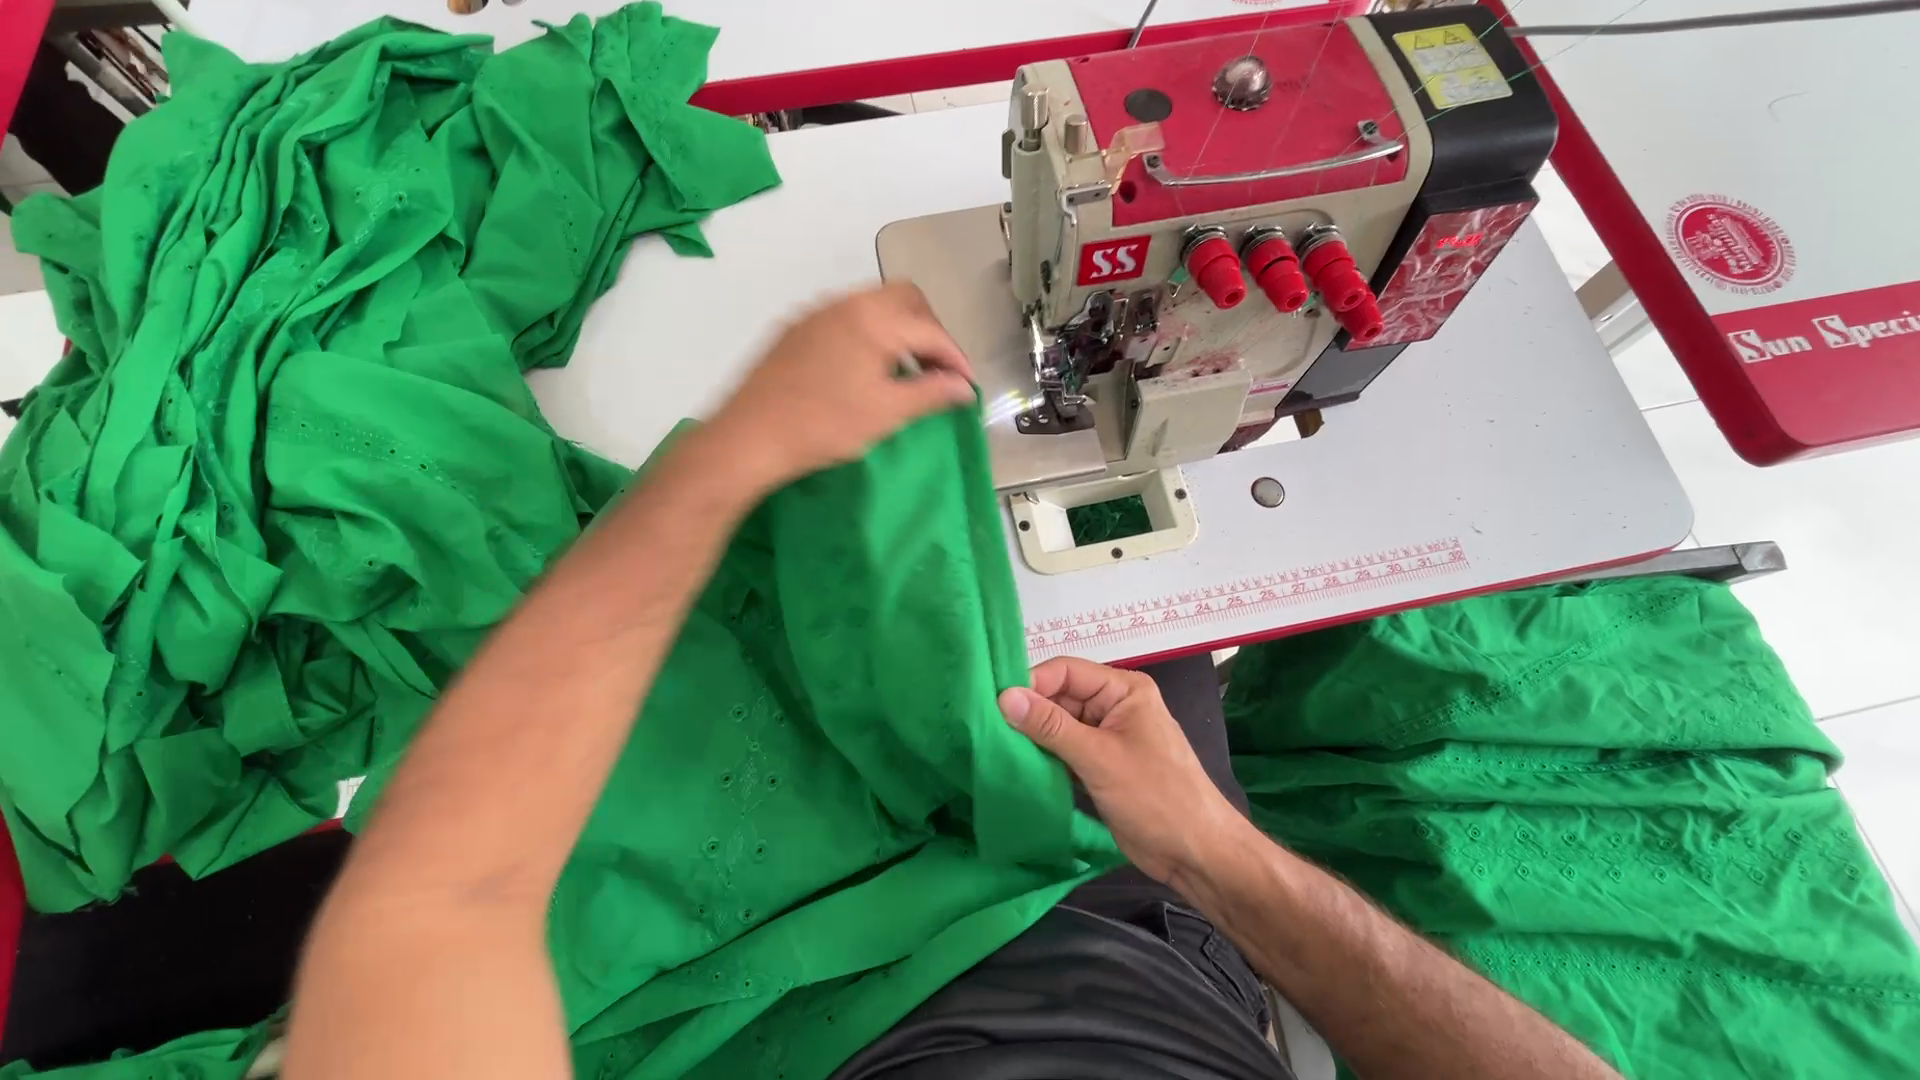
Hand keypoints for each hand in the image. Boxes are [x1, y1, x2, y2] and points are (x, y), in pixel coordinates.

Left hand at [710, 283, 976, 493]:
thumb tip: (963, 387)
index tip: (966, 386)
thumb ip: (930, 394)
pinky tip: (864, 371)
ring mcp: (816, 313)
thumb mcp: (886, 413)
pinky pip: (844, 319)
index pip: (930, 330)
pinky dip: (868, 336)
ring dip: (898, 332)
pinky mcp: (795, 329)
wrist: (749, 436)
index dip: (955, 357)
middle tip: (937, 370)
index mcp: (873, 319)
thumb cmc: (823, 425)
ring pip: (872, 307)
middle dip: (929, 332)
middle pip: (904, 300)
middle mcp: (845, 304)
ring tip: (904, 373)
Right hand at [998, 657, 1248, 883]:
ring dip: (1033, 736)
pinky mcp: (1100, 766)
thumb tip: (1004, 697)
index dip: (1031, 683)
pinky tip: (1017, 765)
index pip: (1066, 672)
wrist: (1196, 853)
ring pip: (1059, 725)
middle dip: (1029, 711)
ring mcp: (1107, 737)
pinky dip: (1044, 756)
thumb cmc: (1155, 797)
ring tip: (995, 746)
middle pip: (1060, 697)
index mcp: (1123, 690)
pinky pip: (1064, 750)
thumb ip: (1051, 726)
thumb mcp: (1099, 757)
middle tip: (987, 728)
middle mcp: (1114, 706)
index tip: (994, 704)